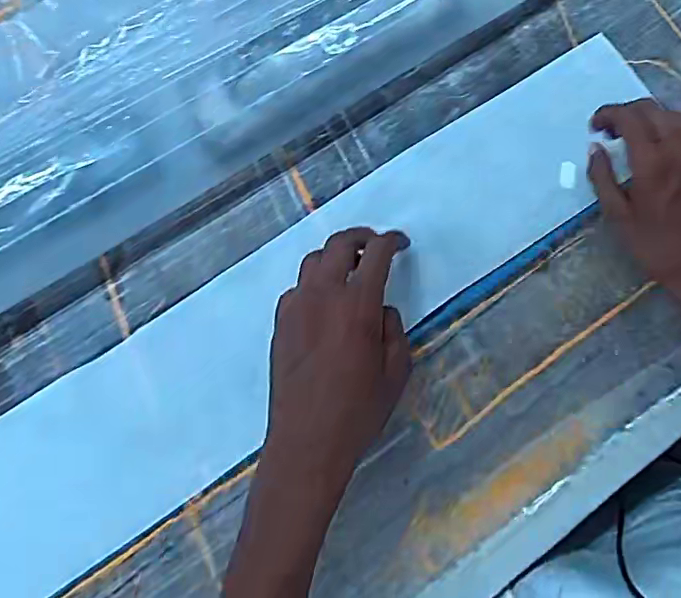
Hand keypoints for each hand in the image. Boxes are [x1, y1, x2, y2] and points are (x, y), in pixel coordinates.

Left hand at [224, 228, 410, 597]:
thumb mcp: (396, 372)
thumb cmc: (357, 412)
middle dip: (362, 237)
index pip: (376, 253)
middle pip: (340, 243)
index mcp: (358, 304)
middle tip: (375, 246)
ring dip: (335, 257)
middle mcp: (324, 295)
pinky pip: (297, 288)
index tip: (400, 242)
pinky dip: (313, 284)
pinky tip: (323, 304)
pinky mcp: (280, 323)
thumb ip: (394, 330)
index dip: (392, 241)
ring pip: (314, 260)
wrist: (306, 444)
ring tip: (349, 270)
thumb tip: (382, 310)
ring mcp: (297, 307)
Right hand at [588, 102, 680, 474]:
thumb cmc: (669, 267)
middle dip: (629, 109)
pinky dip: (670, 133)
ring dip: (652, 118)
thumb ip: (609, 186)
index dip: (610, 114)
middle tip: (607, 126)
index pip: (634, 119)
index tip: (593, 124)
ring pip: (679, 120)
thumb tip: (600, 154)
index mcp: (663, 168)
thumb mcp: (626, 230)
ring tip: (630, 136)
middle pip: (657, 111)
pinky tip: (658, 154)